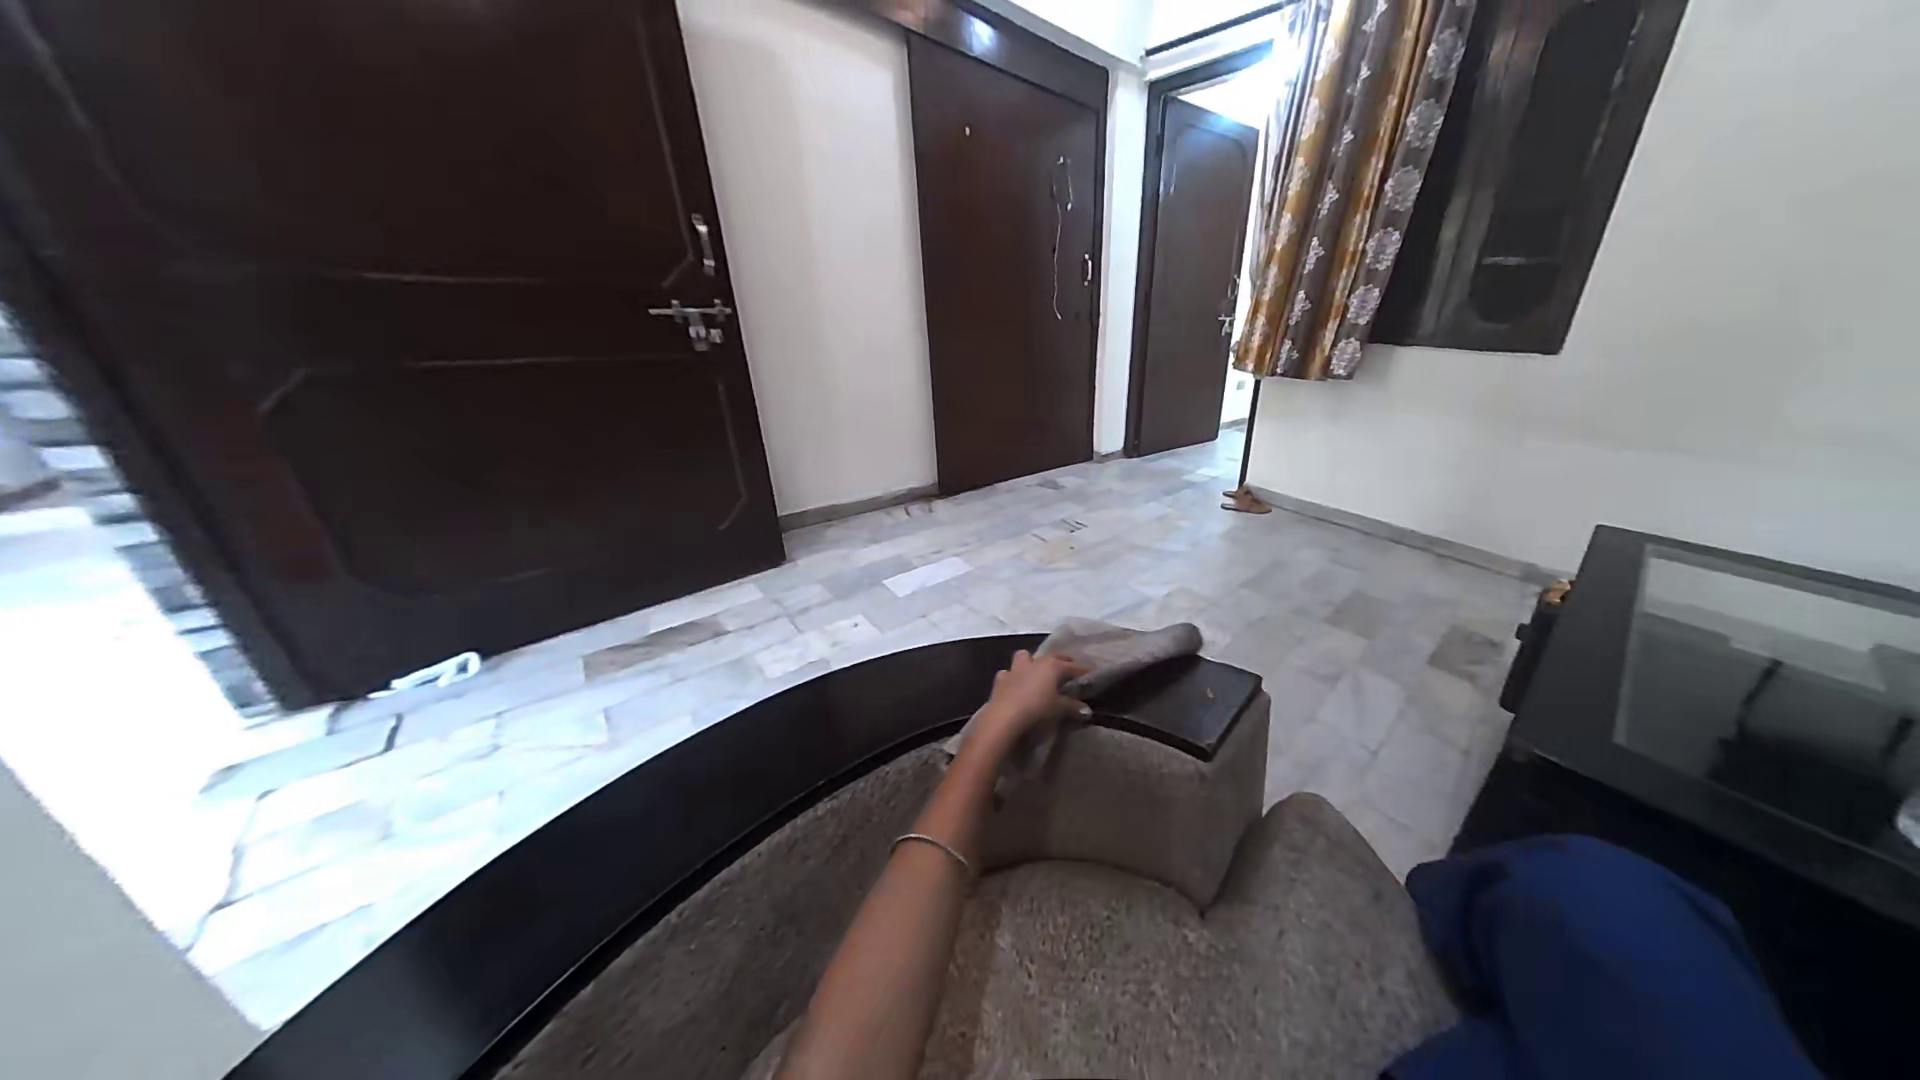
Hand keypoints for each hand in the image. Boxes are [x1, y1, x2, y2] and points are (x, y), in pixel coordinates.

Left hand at [969, 650, 1091, 754]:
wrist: (1004, 717)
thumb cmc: (1037, 709)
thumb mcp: (1059, 709)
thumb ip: (1072, 706)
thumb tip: (1086, 710)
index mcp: (1051, 666)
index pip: (1072, 666)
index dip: (1083, 670)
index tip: (1092, 672)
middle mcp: (1034, 662)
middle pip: (1051, 657)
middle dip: (1061, 661)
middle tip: (1069, 670)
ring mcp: (1015, 669)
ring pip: (1024, 656)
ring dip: (1031, 662)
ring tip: (1037, 673)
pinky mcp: (1000, 680)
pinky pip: (1007, 673)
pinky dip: (1012, 677)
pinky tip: (1015, 685)